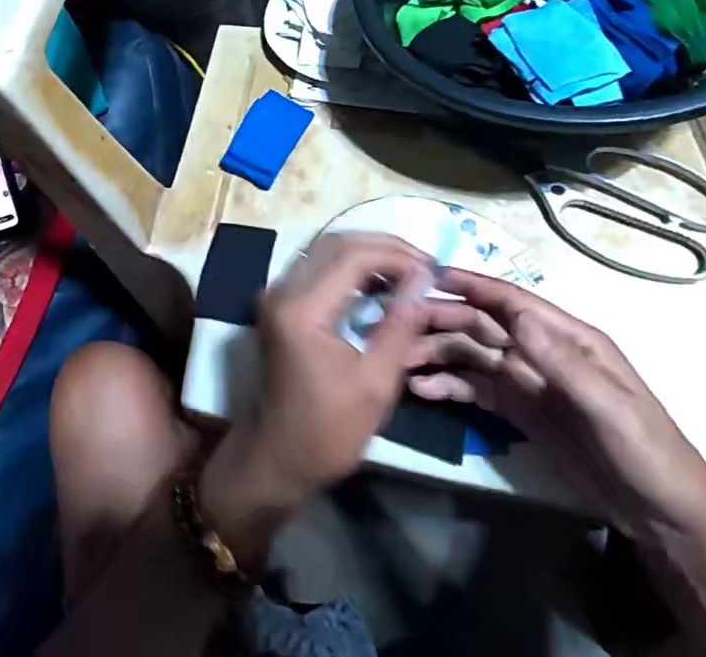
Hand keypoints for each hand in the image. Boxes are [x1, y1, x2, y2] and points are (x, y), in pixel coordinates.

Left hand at [200, 233, 435, 550]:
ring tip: (409, 271)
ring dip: (370, 253)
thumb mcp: (376, 383)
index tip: (432, 270)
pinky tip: (381, 282)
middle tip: (424, 265)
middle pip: (338, 243)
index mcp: (302, 310)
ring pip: (328, 250)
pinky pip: (319, 267)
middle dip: (386, 248)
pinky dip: (352, 266)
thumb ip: (401, 324)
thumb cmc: (326, 432)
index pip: (354, 257)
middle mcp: (283, 291)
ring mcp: (277, 295)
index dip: (397, 256)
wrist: (273, 462)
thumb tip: (424, 280)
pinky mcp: (280, 304)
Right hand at [409, 269, 705, 540]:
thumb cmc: (646, 452)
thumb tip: (519, 316)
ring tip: (401, 359)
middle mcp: (543, 352)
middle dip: (444, 319)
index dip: (474, 285)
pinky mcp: (520, 413)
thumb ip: (563, 363)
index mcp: (569, 338)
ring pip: (474, 355)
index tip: (430, 275)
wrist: (661, 515)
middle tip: (400, 324)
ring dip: (439, 352)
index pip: (513, 302)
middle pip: (485, 325)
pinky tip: (422, 390)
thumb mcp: (610, 407)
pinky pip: (477, 390)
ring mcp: (529, 383)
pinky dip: (449, 386)